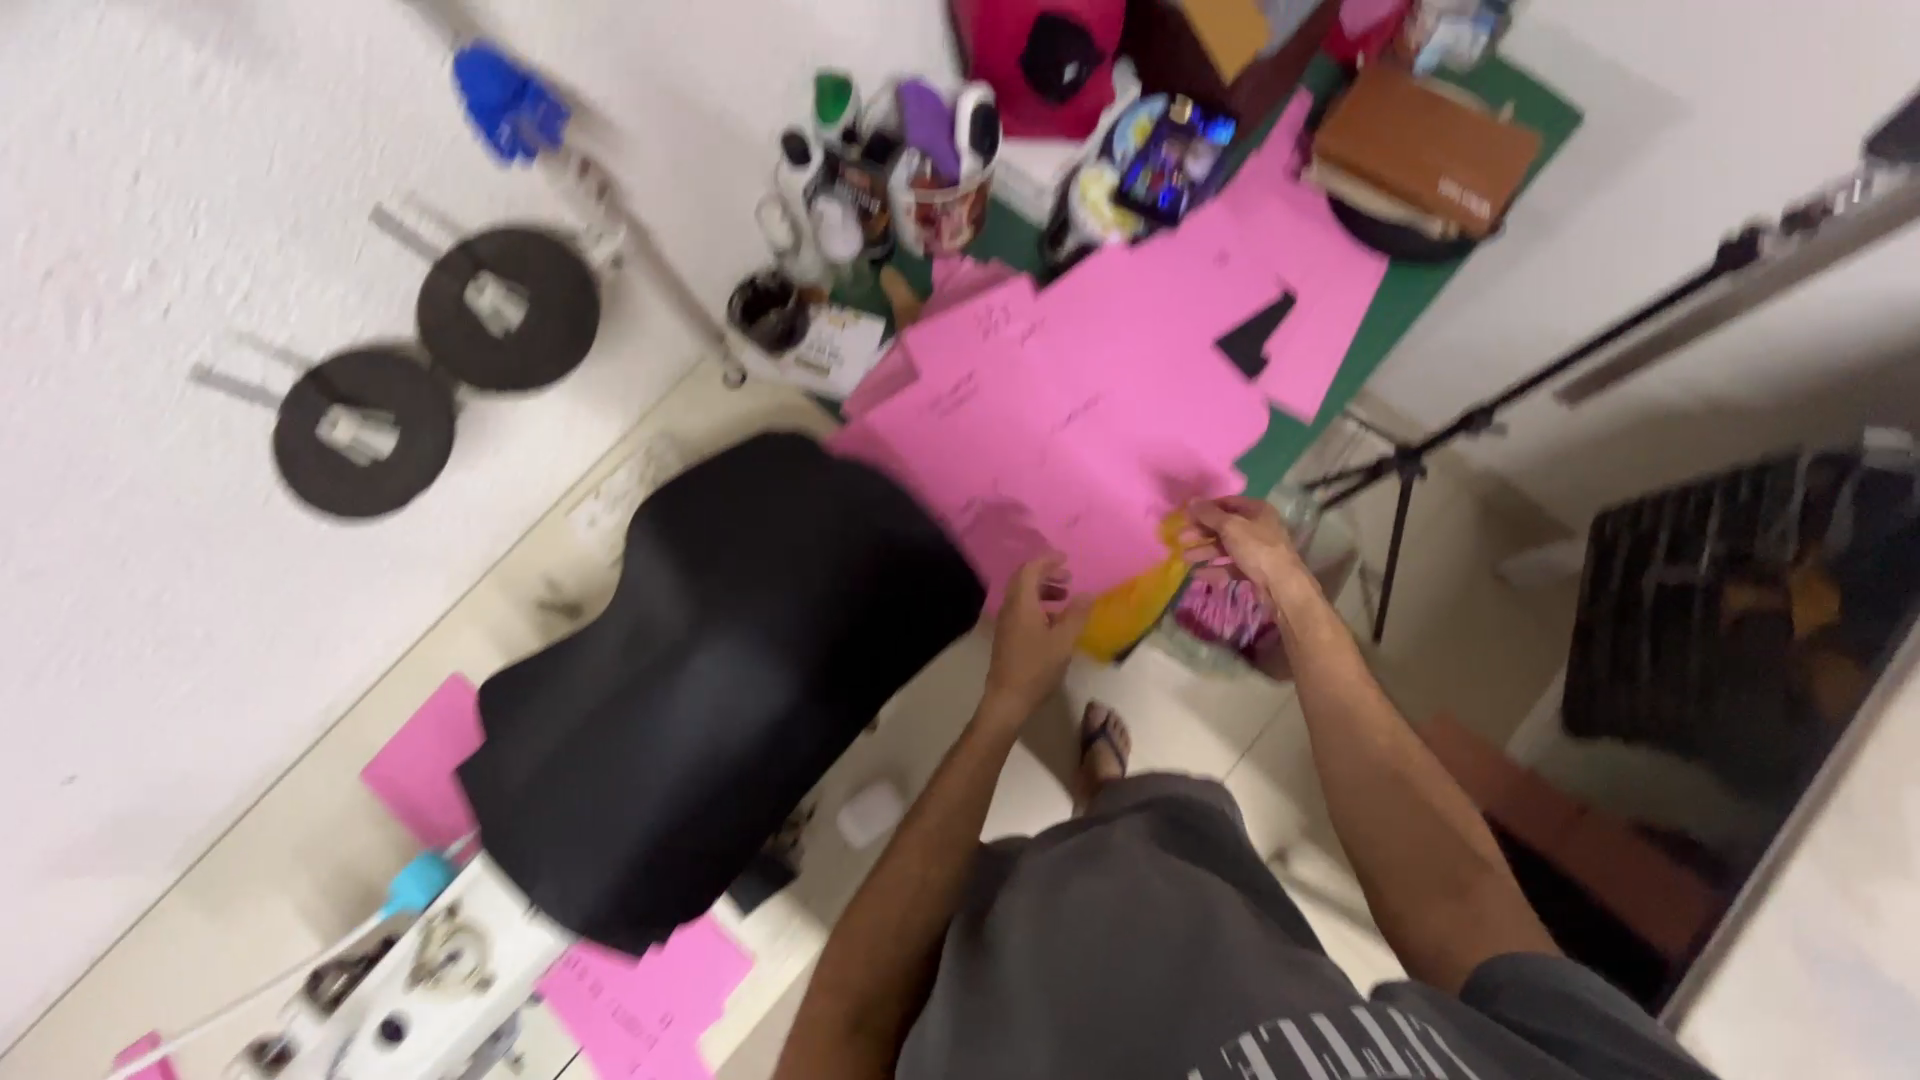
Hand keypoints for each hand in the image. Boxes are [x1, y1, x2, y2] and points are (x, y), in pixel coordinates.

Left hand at [983, 555, 1094, 718]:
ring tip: (1065, 598)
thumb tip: (1087, 594)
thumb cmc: (1036, 668)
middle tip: (1069, 577)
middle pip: (1024, 580)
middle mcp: (1009, 608)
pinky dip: (1038, 606)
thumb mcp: (1063, 641)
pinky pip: (1022, 610)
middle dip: (1046, 573)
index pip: (1030, 569)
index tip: (1066, 559)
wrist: (1008, 699)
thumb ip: (1076, 615)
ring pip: (1023, 596)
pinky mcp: (1007, 636)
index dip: (1047, 560)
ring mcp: (1006, 623)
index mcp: (1021, 604)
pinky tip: (1055, 621)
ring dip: (1043, 590)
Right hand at [1181, 497, 1315, 607]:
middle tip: (1180, 538)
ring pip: (1226, 547)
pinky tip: (1198, 573)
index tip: (1186, 516)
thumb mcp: (1230, 526)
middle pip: (1224, 526)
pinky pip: (1230, 565)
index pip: (1227, 503)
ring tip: (1185, 558)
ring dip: (1205, 551)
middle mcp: (1258, 526)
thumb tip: (1191, 500)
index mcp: (1257, 510)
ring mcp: (1256, 549)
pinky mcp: (1254, 569)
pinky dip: (1215, 568)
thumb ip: (1209, 514)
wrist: (1281, 584)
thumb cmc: (1256, 548)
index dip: (1206, 509)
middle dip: (1201, 532)